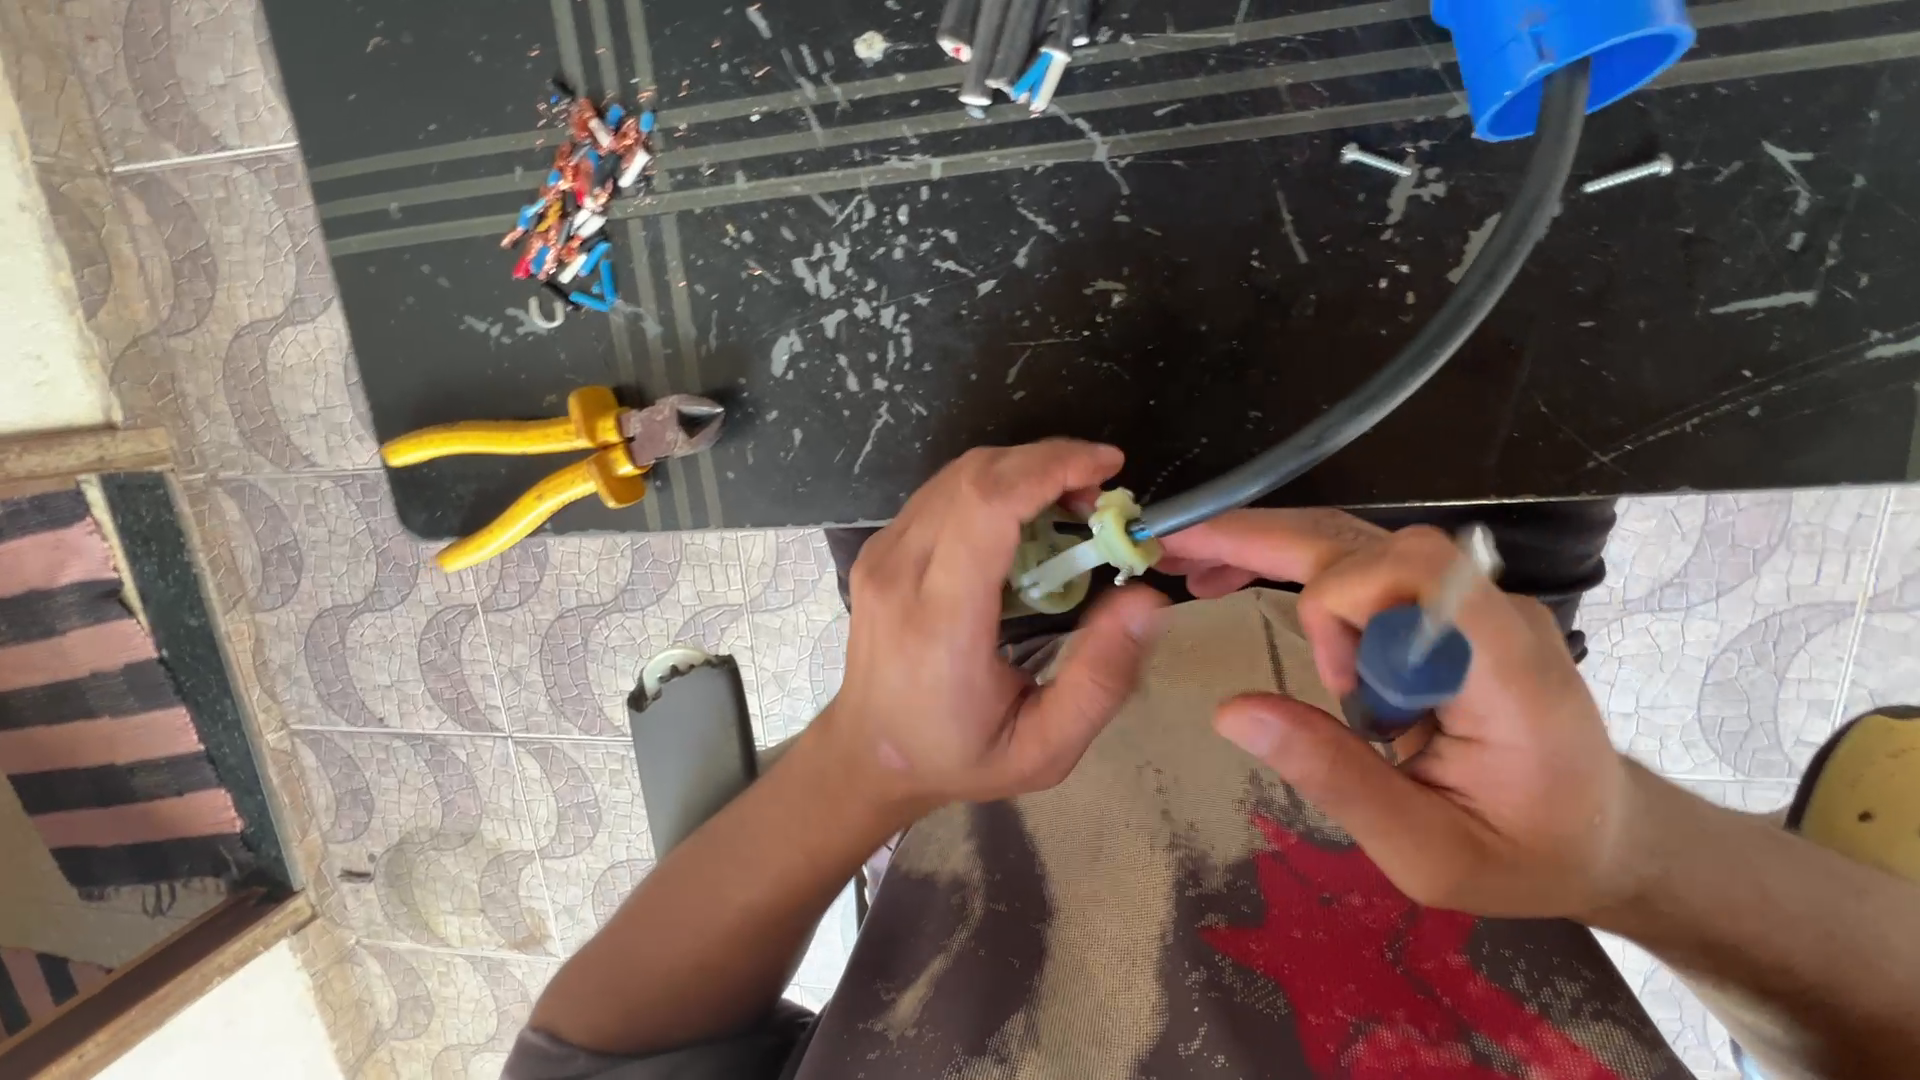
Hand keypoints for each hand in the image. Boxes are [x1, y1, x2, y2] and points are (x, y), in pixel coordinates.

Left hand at [816, 440, 1169, 811]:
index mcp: (940, 621)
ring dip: (1021, 469)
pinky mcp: (878, 549)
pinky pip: (941, 493)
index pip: (986, 506)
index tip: (1106, 468)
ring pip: (956, 475)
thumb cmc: (960, 756)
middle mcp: (900, 573)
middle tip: (1097, 492)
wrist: (869, 755)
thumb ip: (1100, 679)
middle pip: (974, 476)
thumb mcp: (1046, 748)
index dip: (1050, 467)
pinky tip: (1024, 515)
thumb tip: (1146, 599)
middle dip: (1046, 461)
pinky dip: (992, 486)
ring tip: (1069, 501)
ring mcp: (881, 555)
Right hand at [1162, 510, 1640, 919]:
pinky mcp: (1439, 608)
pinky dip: (1290, 570)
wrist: (1601, 834)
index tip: (1337, 683)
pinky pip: (1356, 567)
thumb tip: (1230, 711)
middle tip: (1177, 550)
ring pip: (1351, 543)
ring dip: (1267, 549)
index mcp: (1503, 667)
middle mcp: (1485, 610)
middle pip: (1363, 540)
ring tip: (1195, 567)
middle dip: (1264, 541)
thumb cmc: (1525, 853)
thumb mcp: (1427, 851)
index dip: (1342, 602)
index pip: (1413, 570)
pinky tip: (1242, 580)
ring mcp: (1465, 602)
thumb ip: (1335, 777)